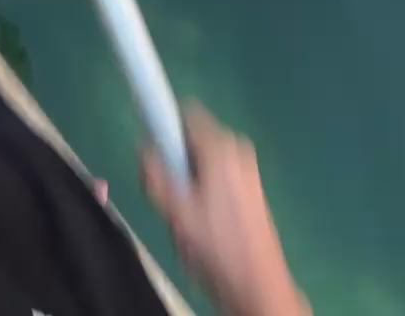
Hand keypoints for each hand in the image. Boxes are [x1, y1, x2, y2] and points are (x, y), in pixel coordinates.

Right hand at [143, 107, 308, 315]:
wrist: (260, 291)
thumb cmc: (217, 247)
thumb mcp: (174, 210)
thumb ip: (152, 171)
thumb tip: (144, 146)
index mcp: (220, 147)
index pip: (183, 113)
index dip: (163, 127)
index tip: (155, 156)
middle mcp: (237, 149)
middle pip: (190, 140)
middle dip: (174, 164)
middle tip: (170, 199)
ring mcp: (247, 170)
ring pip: (200, 162)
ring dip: (187, 185)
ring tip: (187, 221)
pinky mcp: (251, 189)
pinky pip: (215, 176)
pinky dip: (203, 194)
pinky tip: (203, 229)